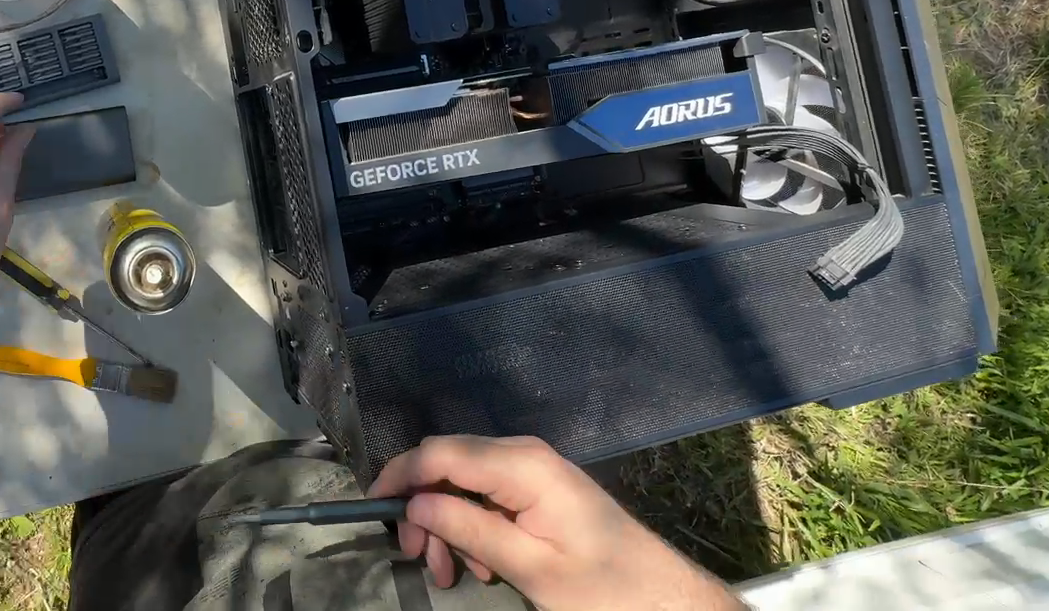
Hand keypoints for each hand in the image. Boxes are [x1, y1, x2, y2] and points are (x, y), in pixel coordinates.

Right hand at [368, 435, 741, 609]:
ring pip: (463, 481)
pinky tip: (478, 564)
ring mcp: (530, 468)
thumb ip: (468, 529)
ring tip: (449, 573)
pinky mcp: (537, 487)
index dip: (401, 475)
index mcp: (520, 464)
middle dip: (424, 508)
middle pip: (447, 463)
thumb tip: (414, 506)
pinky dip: (471, 525)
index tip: (373, 505)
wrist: (674, 608)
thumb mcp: (532, 569)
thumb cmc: (607, 592)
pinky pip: (486, 494)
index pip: (440, 453)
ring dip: (446, 523)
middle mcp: (521, 453)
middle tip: (417, 559)